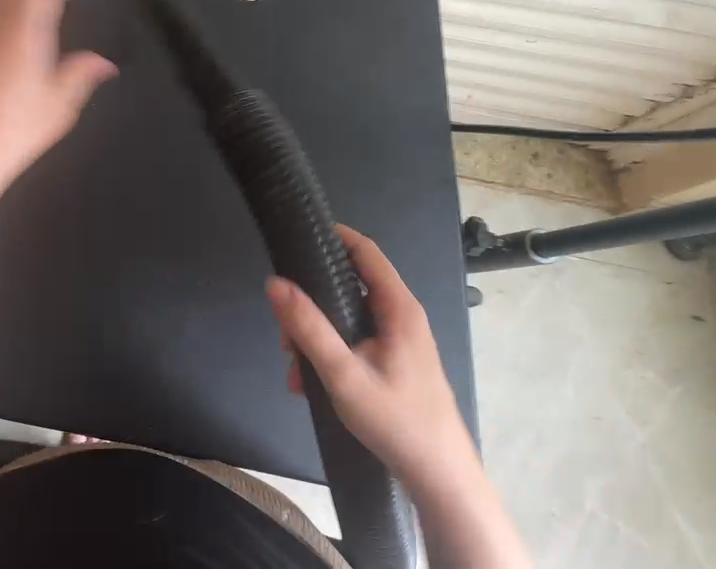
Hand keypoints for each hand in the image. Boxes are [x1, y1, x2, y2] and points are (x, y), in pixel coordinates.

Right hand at [267, 225, 476, 487]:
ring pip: (347, 317)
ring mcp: (399, 341)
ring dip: (315, 335)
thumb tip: (275, 283)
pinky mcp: (394, 362)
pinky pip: (353, 341)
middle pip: (349, 286)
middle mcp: (402, 317)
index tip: (296, 236)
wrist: (440, 480)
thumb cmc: (397, 421)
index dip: (333, 236)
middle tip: (286, 331)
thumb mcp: (343, 374)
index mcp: (399, 308)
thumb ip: (308, 327)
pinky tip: (309, 382)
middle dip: (311, 302)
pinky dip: (329, 353)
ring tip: (294, 366)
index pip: (366, 250)